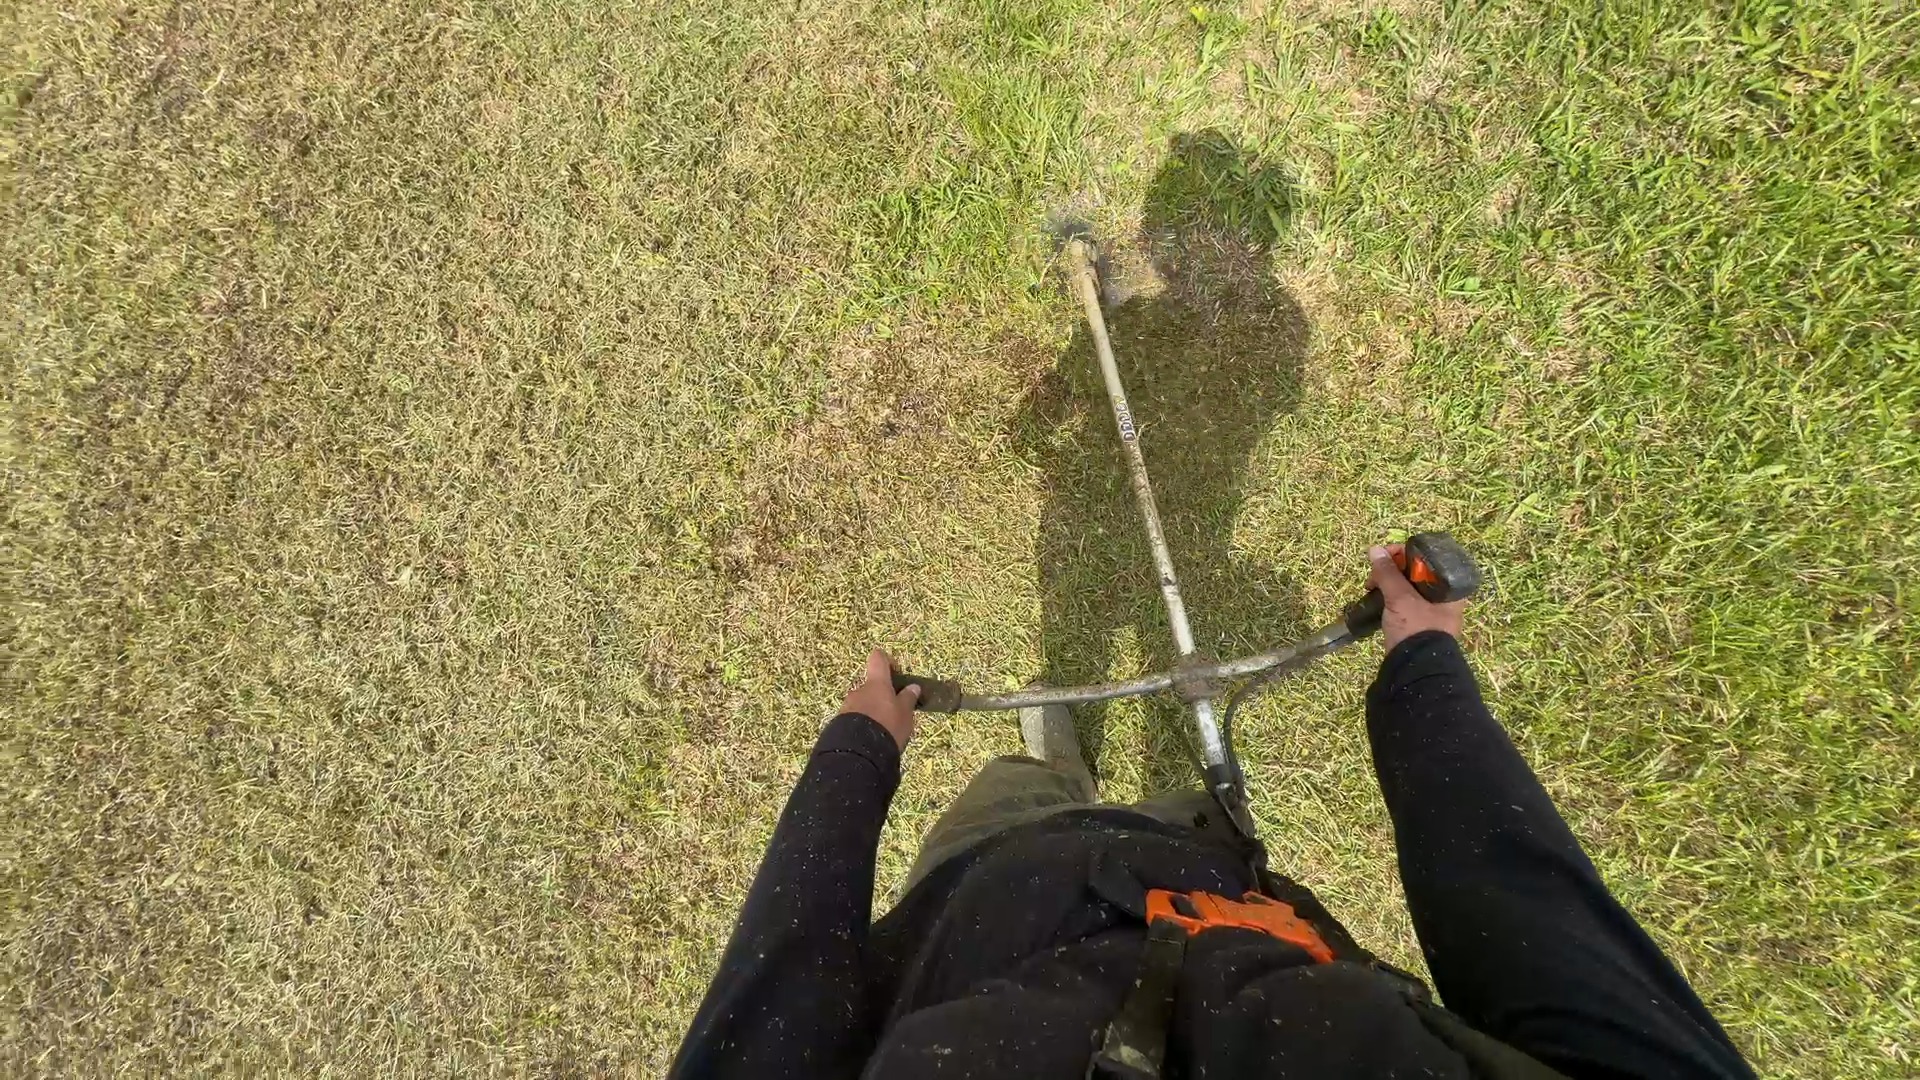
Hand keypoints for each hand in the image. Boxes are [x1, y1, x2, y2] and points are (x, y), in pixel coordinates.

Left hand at [840, 649, 920, 750]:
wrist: (858, 754)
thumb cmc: (888, 727)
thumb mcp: (905, 714)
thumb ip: (908, 698)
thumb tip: (913, 687)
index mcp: (877, 683)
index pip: (878, 658)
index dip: (888, 662)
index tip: (897, 674)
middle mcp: (859, 690)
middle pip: (871, 685)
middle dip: (882, 697)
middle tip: (895, 714)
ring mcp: (847, 706)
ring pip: (863, 703)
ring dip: (872, 712)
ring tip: (883, 731)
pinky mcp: (840, 723)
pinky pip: (855, 718)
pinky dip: (863, 724)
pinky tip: (871, 739)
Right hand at [1368, 544, 1465, 649]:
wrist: (1416, 666)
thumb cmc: (1415, 628)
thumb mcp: (1400, 598)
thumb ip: (1388, 573)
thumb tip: (1374, 549)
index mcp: (1450, 586)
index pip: (1427, 557)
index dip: (1403, 554)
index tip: (1382, 559)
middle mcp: (1444, 594)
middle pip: (1414, 570)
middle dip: (1390, 569)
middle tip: (1373, 578)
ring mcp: (1430, 607)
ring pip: (1406, 584)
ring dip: (1386, 582)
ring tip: (1371, 589)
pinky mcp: (1417, 618)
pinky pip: (1402, 598)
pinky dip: (1388, 594)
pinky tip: (1376, 598)